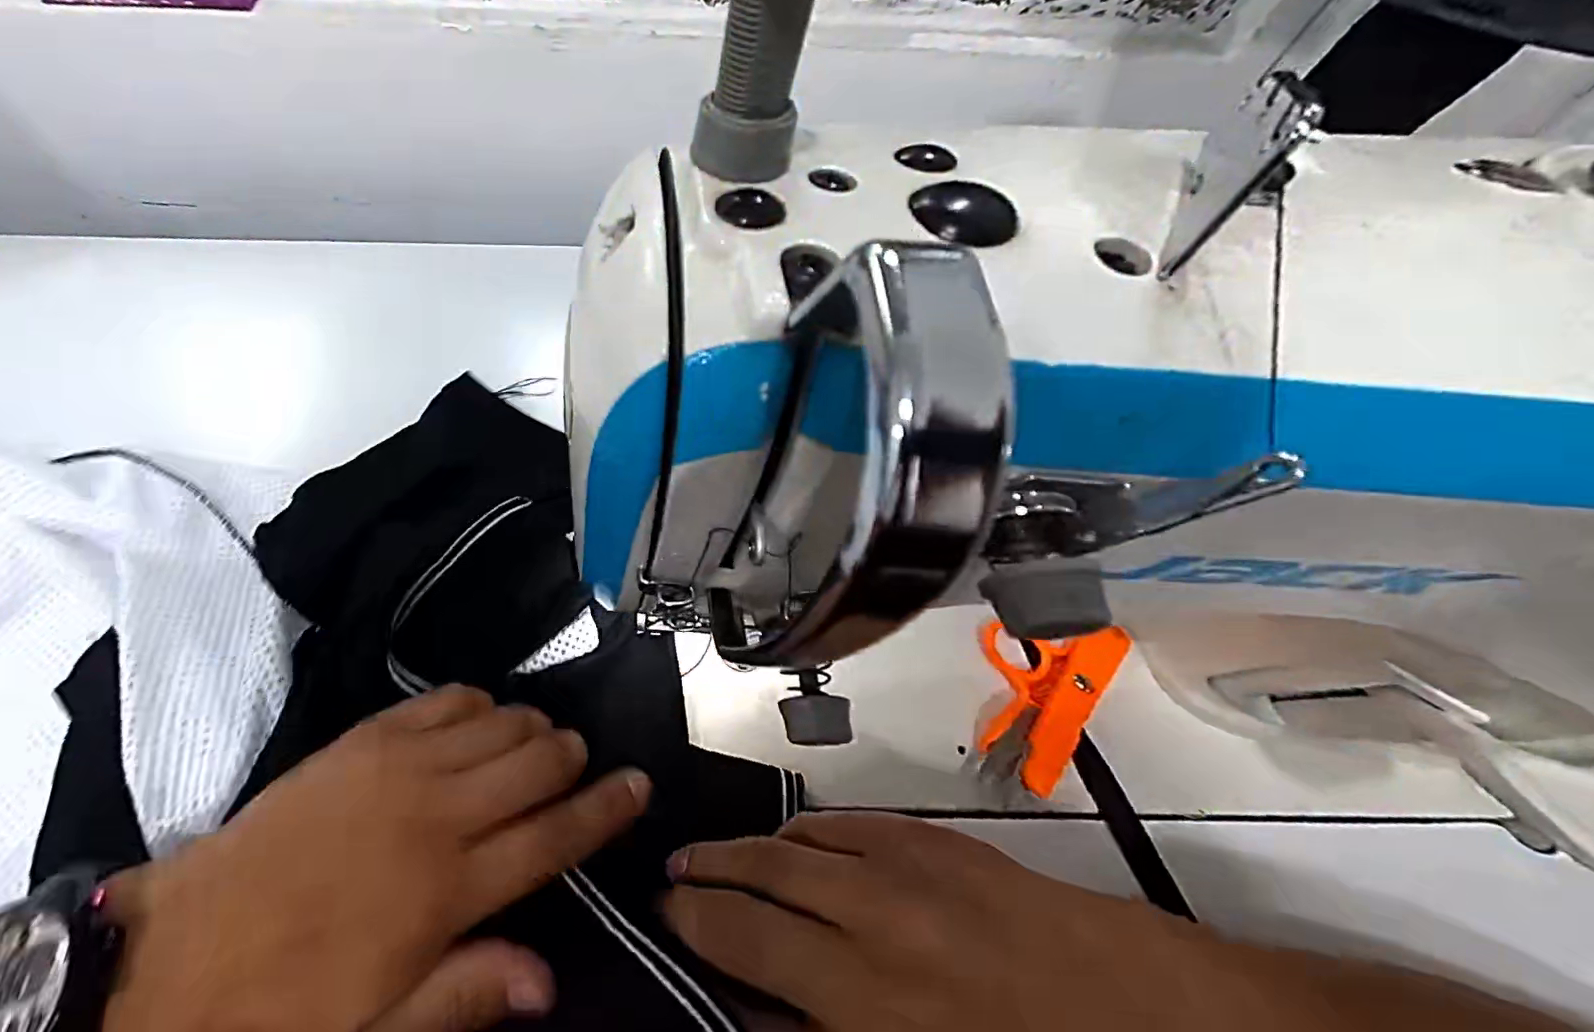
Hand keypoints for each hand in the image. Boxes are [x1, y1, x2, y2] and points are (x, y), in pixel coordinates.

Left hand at [103, 685, 650, 1031]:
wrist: (174, 955)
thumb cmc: (283, 1005)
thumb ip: (464, 995)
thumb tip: (548, 979)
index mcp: (446, 890)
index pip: (552, 836)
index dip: (604, 808)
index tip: (639, 783)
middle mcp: (436, 814)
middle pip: (535, 764)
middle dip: (571, 756)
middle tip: (579, 760)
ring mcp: (398, 766)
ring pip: (497, 724)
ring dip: (529, 726)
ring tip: (537, 738)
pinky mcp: (363, 739)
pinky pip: (442, 701)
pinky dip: (474, 702)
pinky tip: (480, 713)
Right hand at [661, 812, 1569, 1031]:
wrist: (1177, 1027)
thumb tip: (761, 1006)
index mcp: (869, 997)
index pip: (746, 937)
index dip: (693, 918)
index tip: (662, 908)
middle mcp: (876, 917)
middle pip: (763, 876)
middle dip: (705, 871)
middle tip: (668, 870)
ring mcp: (911, 869)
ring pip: (801, 841)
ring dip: (751, 847)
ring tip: (716, 851)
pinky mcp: (943, 845)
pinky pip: (851, 828)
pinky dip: (809, 832)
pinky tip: (795, 840)